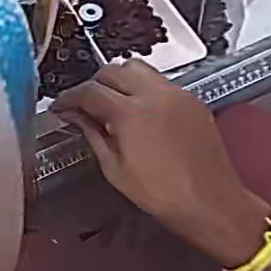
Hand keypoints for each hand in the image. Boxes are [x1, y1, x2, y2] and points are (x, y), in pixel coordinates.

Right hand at [52, 59, 270, 266]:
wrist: (209, 202)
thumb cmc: (163, 194)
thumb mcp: (114, 168)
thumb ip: (92, 134)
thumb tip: (76, 117)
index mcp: (131, 113)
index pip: (90, 91)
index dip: (69, 98)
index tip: (61, 107)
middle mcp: (155, 95)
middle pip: (112, 70)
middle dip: (93, 85)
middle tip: (83, 105)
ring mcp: (177, 94)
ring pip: (138, 69)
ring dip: (118, 81)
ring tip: (110, 105)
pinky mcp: (192, 100)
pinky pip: (159, 82)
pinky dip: (142, 89)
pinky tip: (138, 112)